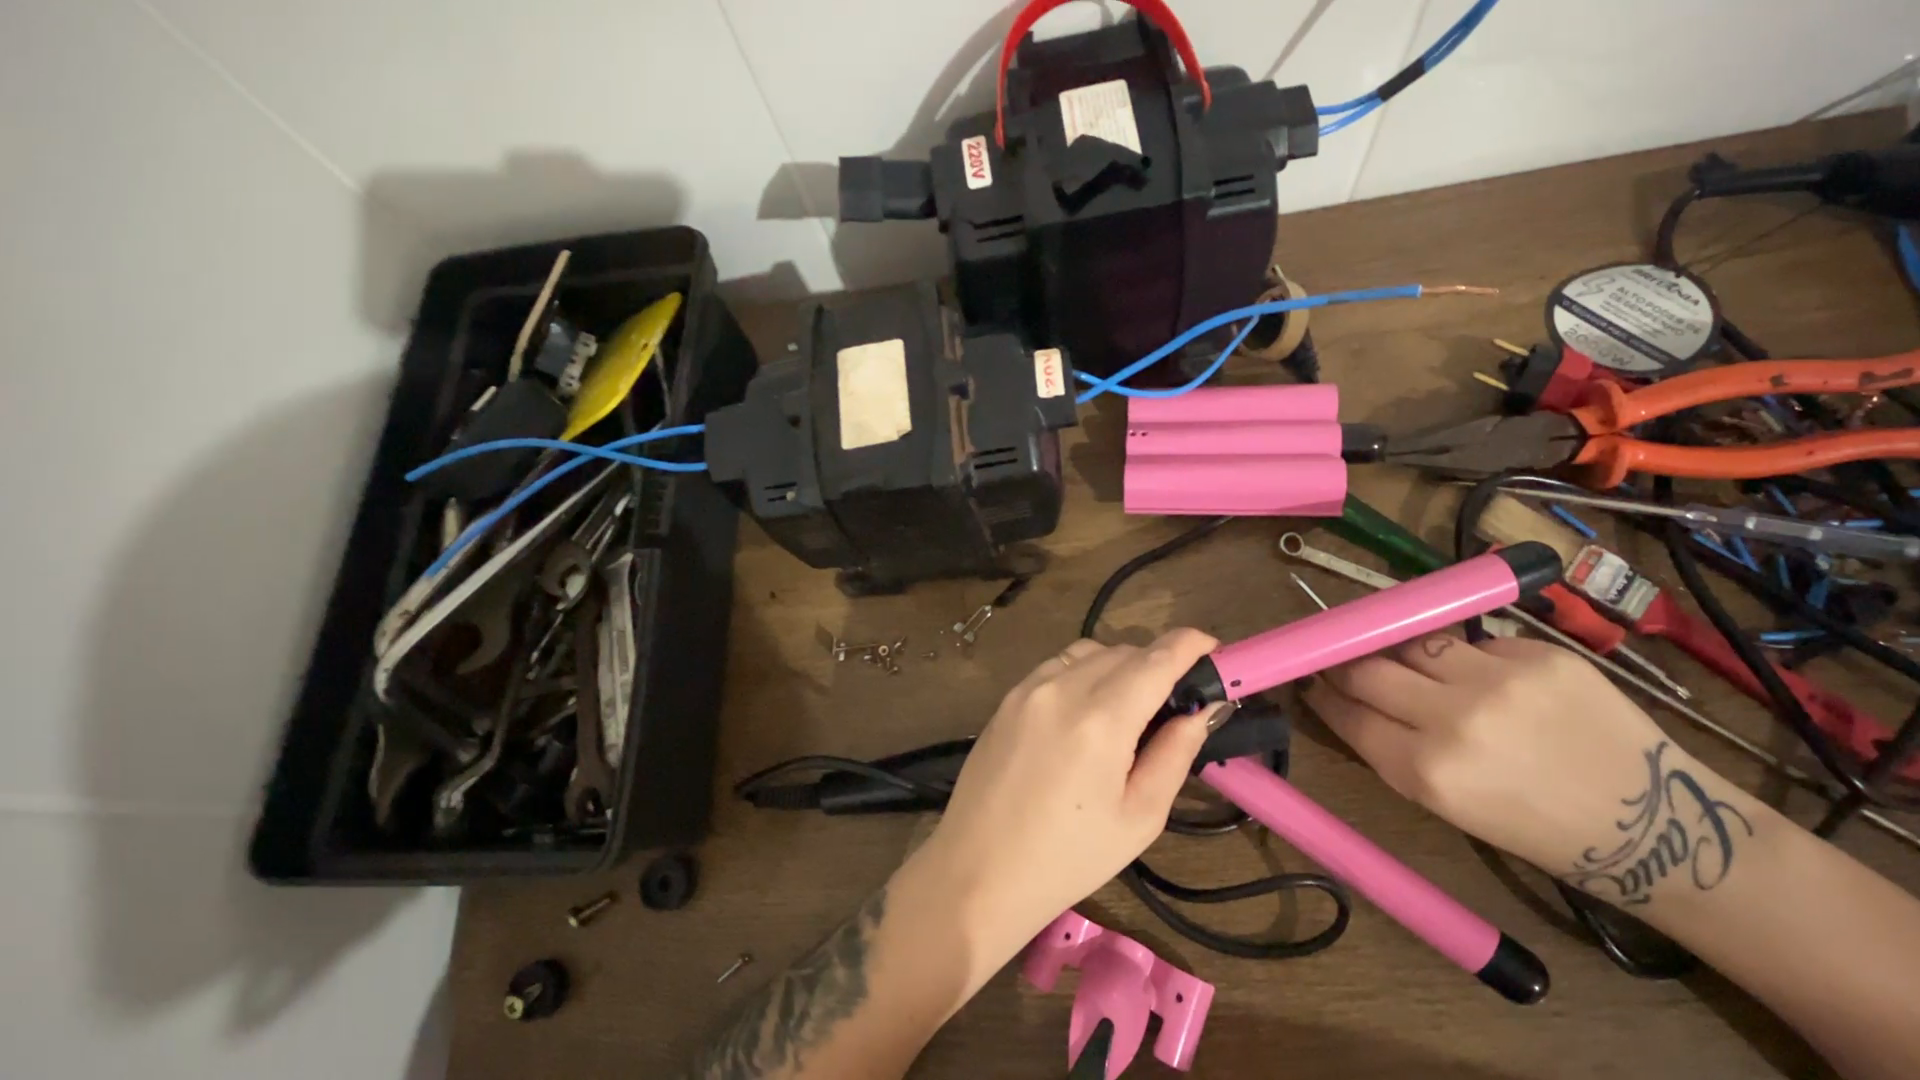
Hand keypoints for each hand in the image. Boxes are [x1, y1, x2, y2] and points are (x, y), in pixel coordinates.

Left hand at [908, 629, 1228, 962]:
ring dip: (1119, 666)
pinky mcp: (1005, 700)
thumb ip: (1174, 753)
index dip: (1190, 645)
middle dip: (1157, 665)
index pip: (1156, 658)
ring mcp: (1027, 690)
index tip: (1213, 650)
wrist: (979, 872)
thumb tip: (1201, 710)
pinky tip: (1086, 714)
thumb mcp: (1139, 816)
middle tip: (1175, 704)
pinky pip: (1056, 667)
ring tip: (1131, 710)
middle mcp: (1061, 689)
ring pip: (1087, 652)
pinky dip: (1083, 674)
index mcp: (1100, 719)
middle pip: (1124, 652)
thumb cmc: (1069, 858)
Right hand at [1303, 634, 1682, 875]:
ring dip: (1399, 650)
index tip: (1308, 680)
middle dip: (1345, 662)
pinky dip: (1465, 657)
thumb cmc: (1542, 831)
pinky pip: (1475, 642)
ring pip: (1414, 643)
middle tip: (1338, 657)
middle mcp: (1455, 719)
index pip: (1347, 713)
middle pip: (1368, 668)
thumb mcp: (1450, 806)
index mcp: (1427, 773)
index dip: (1322, 694)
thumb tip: (1350, 700)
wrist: (1659, 825)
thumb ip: (1395, 751)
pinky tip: (1483, 679)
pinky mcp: (1540, 653)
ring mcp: (1500, 679)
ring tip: (1402, 658)